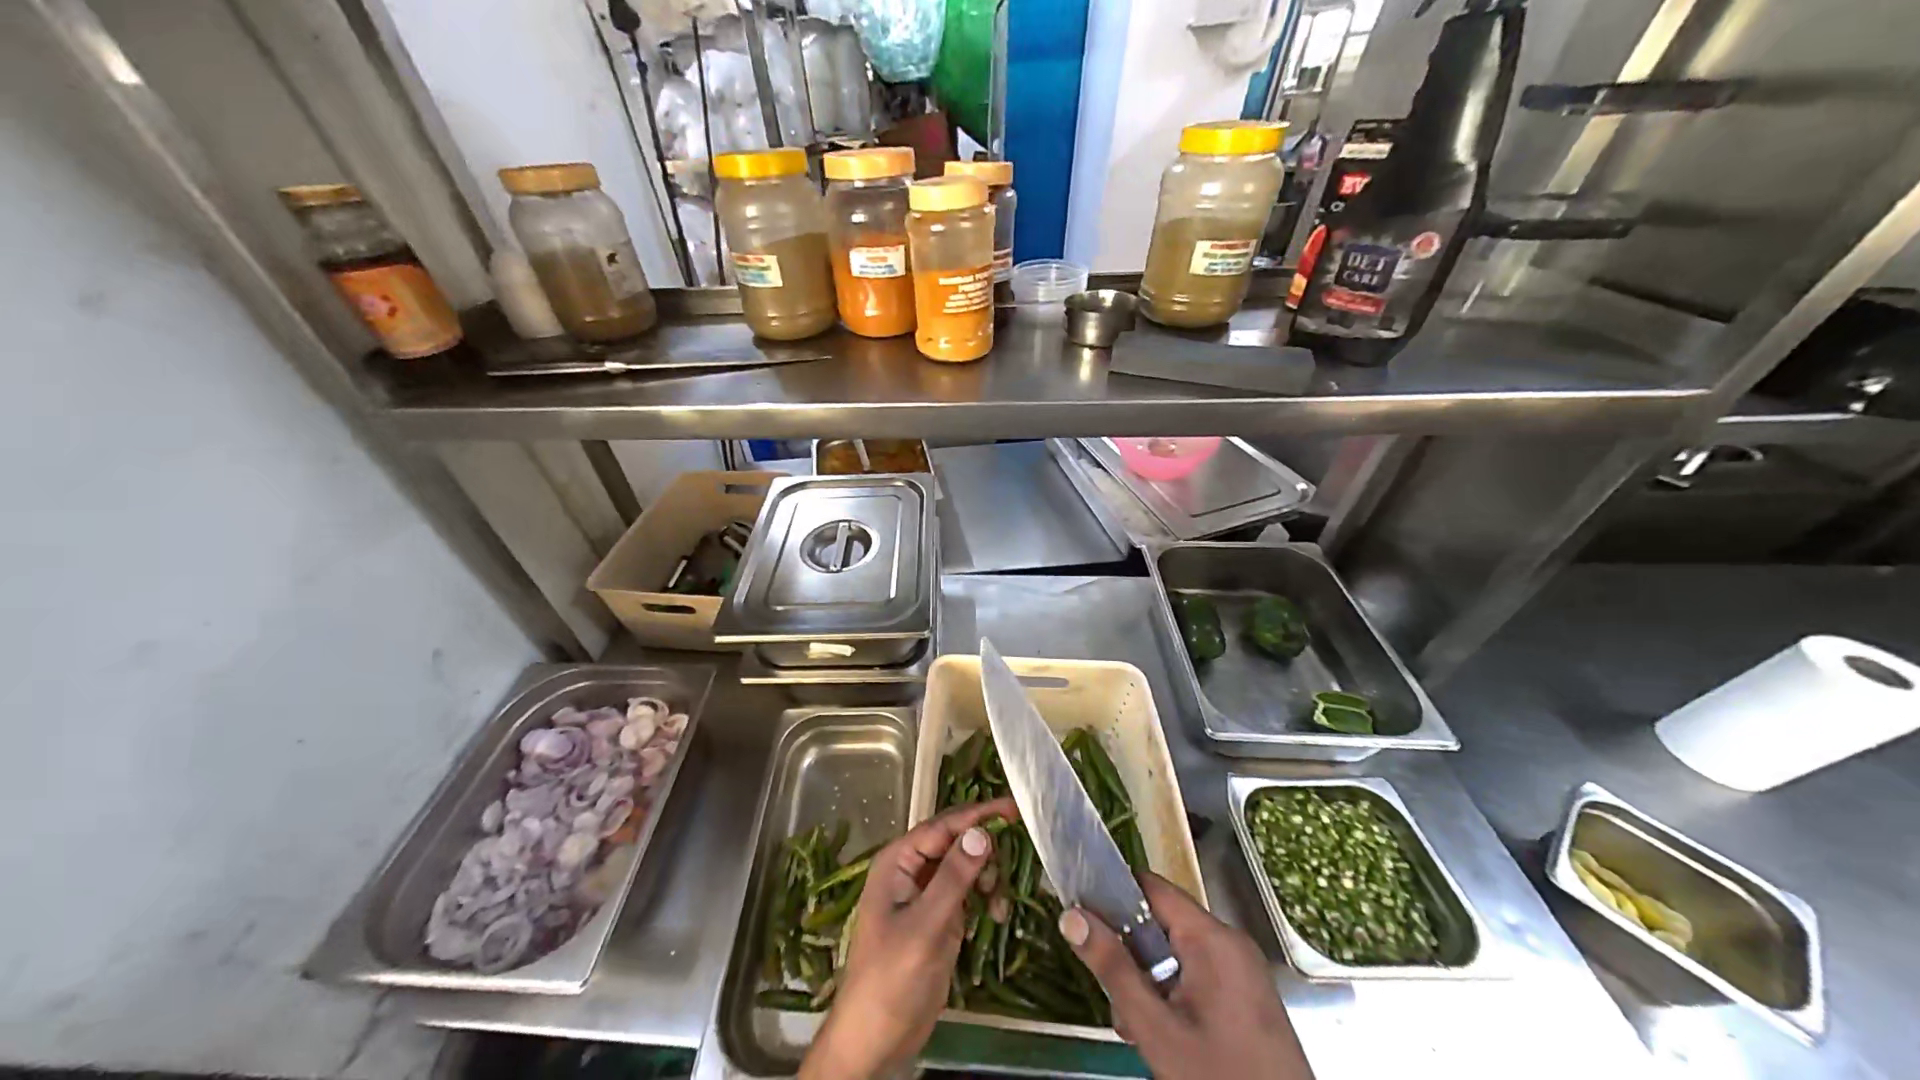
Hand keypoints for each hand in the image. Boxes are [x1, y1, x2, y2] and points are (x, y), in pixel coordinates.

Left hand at [800, 797, 1017, 1079]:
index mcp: (898, 861)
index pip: (943, 826)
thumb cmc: (891, 978)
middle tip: (1012, 865)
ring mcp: (926, 894)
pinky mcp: (939, 916)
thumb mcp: (925, 926)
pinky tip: (997, 915)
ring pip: (966, 866)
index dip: (979, 815)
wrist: (875, 1038)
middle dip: (986, 849)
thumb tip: (982, 832)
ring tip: (999, 903)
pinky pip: (968, 891)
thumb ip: (954, 877)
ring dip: (988, 877)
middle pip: (956, 841)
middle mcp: (911, 869)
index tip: (1014, 809)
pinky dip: (986, 897)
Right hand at [1059, 872, 1313, 1079]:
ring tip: (1140, 1029)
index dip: (1113, 895)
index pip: (1150, 886)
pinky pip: (1197, 974)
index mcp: (1212, 937)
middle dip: (1130, 955)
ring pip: (1176, 952)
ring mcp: (1242, 968)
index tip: (1084, 920)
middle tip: (1117, 1000)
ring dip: (1149, 981)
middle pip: (1161, 922)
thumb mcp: (1156, 1027)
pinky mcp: (1247, 993)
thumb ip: (1112, 967)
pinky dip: (1173, 993)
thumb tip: (1071, 916)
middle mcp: (1229, 941)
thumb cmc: (1219, 1077)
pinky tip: (1165, 1034)